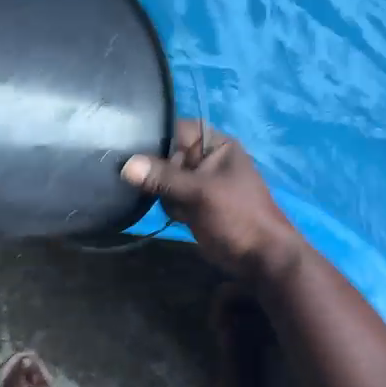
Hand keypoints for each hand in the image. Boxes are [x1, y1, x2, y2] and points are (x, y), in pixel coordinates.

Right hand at [121, 120, 301, 273]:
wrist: (260, 258)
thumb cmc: (238, 216)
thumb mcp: (201, 192)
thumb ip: (164, 177)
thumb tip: (126, 165)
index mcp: (216, 144)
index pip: (177, 128)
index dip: (157, 137)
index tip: (131, 151)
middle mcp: (206, 158)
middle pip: (166, 153)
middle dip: (158, 172)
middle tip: (158, 188)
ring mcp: (198, 181)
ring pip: (163, 177)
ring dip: (163, 192)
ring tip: (180, 207)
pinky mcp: (192, 202)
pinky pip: (168, 195)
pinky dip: (169, 205)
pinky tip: (181, 217)